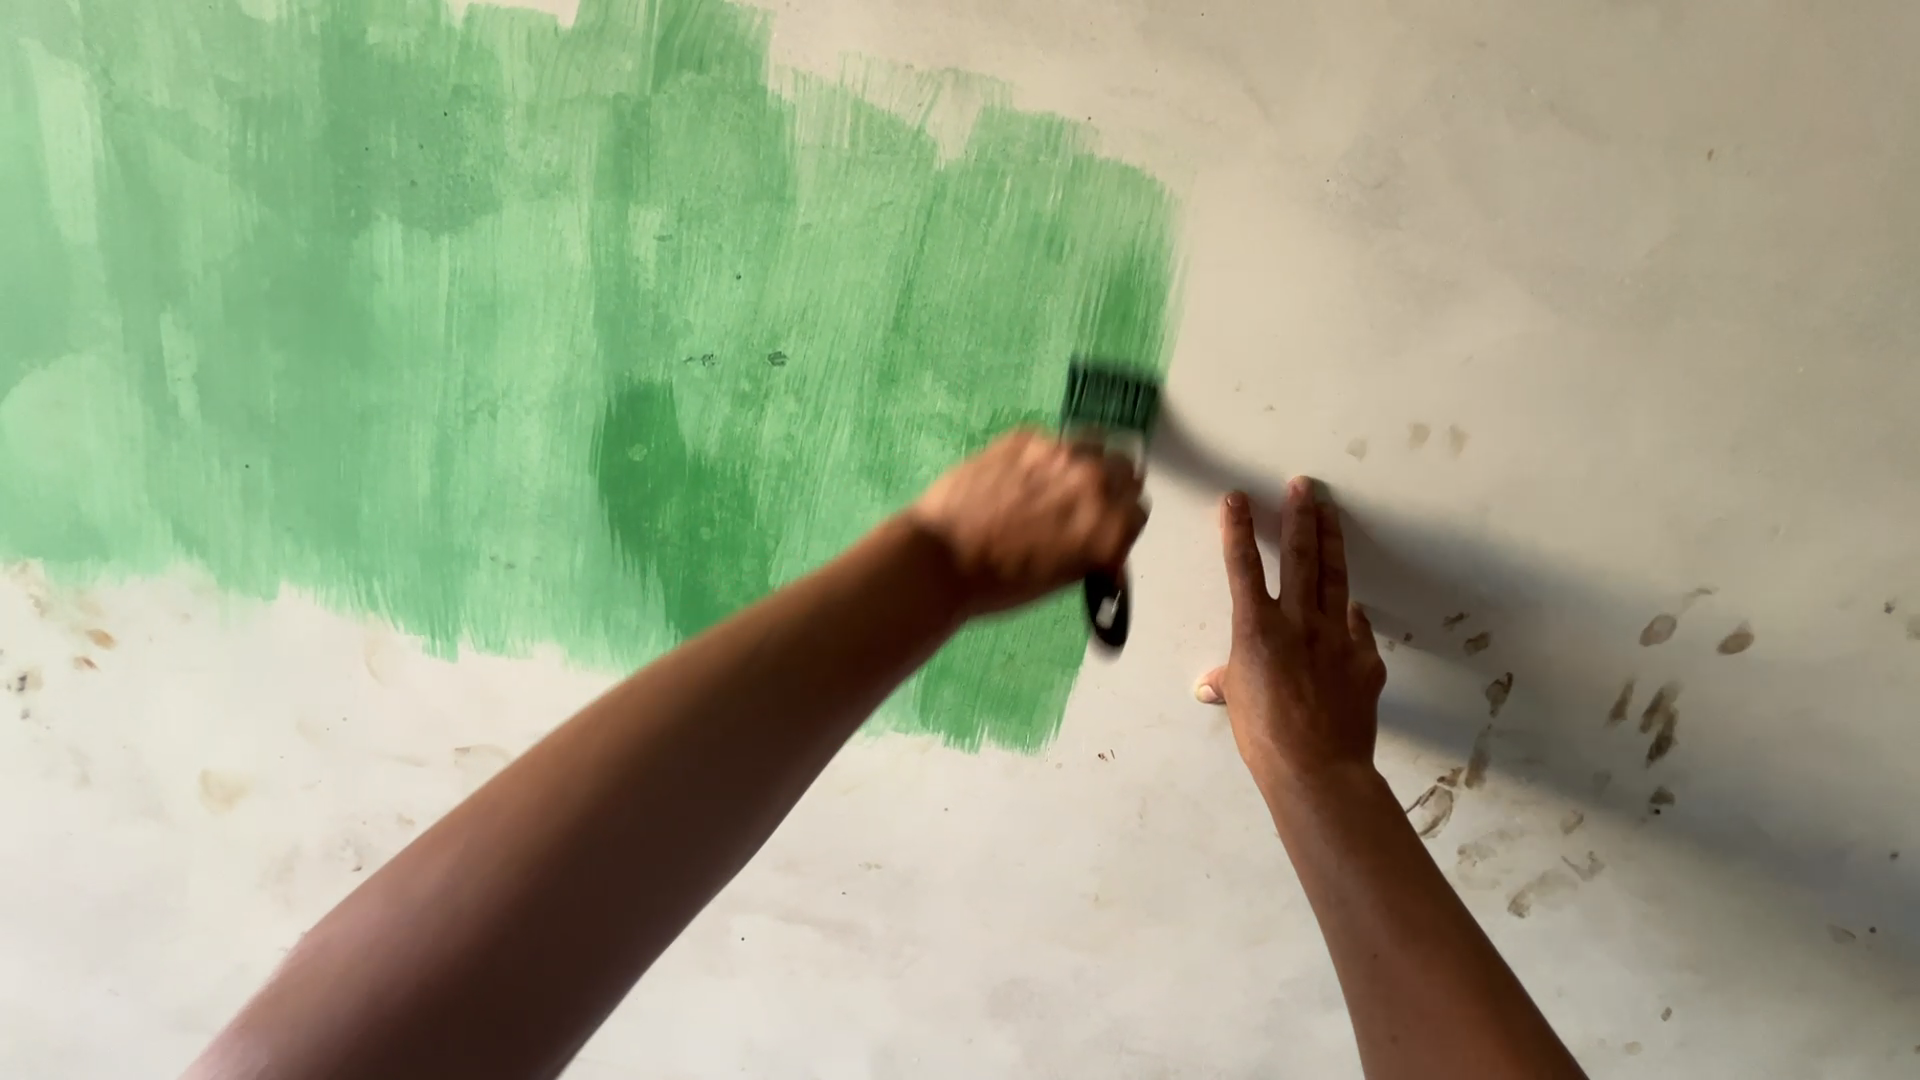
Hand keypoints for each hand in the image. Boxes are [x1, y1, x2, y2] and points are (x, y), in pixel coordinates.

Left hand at [907, 429, 1147, 617]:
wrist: (939, 558)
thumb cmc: (1000, 584)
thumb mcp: (1063, 579)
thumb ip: (1095, 553)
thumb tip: (1107, 550)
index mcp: (1110, 526)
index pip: (1137, 514)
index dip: (1118, 526)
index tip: (1100, 532)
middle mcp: (1095, 481)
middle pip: (1126, 471)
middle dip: (1109, 490)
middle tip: (1079, 507)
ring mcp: (1061, 452)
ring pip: (1095, 445)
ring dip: (1084, 464)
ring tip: (1054, 485)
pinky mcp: (1027, 436)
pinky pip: (1054, 441)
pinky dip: (1046, 458)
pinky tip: (1019, 478)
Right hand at [1195, 478, 1386, 792]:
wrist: (1317, 767)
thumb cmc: (1263, 733)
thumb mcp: (1237, 700)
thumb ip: (1228, 681)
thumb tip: (1213, 685)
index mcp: (1256, 628)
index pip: (1242, 567)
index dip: (1236, 529)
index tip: (1237, 499)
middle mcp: (1298, 622)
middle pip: (1299, 558)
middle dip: (1299, 517)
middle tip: (1304, 486)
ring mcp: (1337, 636)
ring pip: (1333, 577)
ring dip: (1330, 541)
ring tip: (1330, 511)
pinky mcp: (1365, 658)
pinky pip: (1357, 625)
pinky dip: (1350, 612)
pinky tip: (1350, 604)